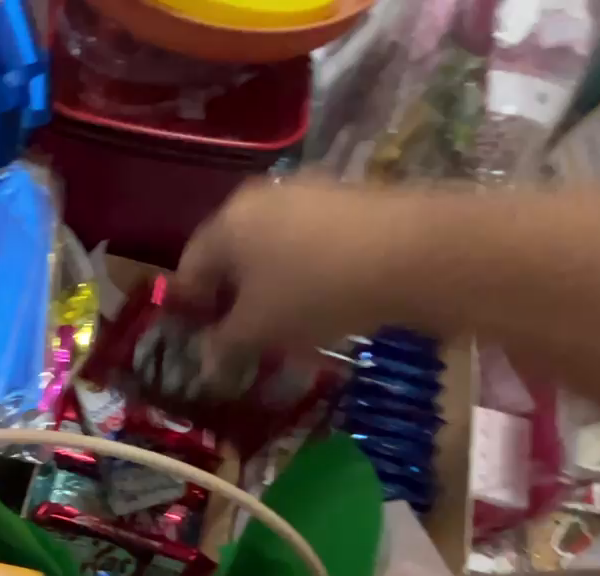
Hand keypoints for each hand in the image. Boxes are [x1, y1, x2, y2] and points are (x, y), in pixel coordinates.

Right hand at [173, 179, 438, 360]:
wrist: (413, 253)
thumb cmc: (312, 292)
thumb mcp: (257, 330)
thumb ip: (222, 344)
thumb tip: (205, 358)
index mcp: (224, 225)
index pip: (187, 269)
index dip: (186, 308)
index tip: (195, 338)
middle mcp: (256, 200)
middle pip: (228, 254)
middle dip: (226, 294)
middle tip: (234, 332)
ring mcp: (304, 194)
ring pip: (267, 247)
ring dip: (264, 283)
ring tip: (278, 322)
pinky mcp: (343, 201)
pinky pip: (303, 242)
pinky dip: (298, 271)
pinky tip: (317, 300)